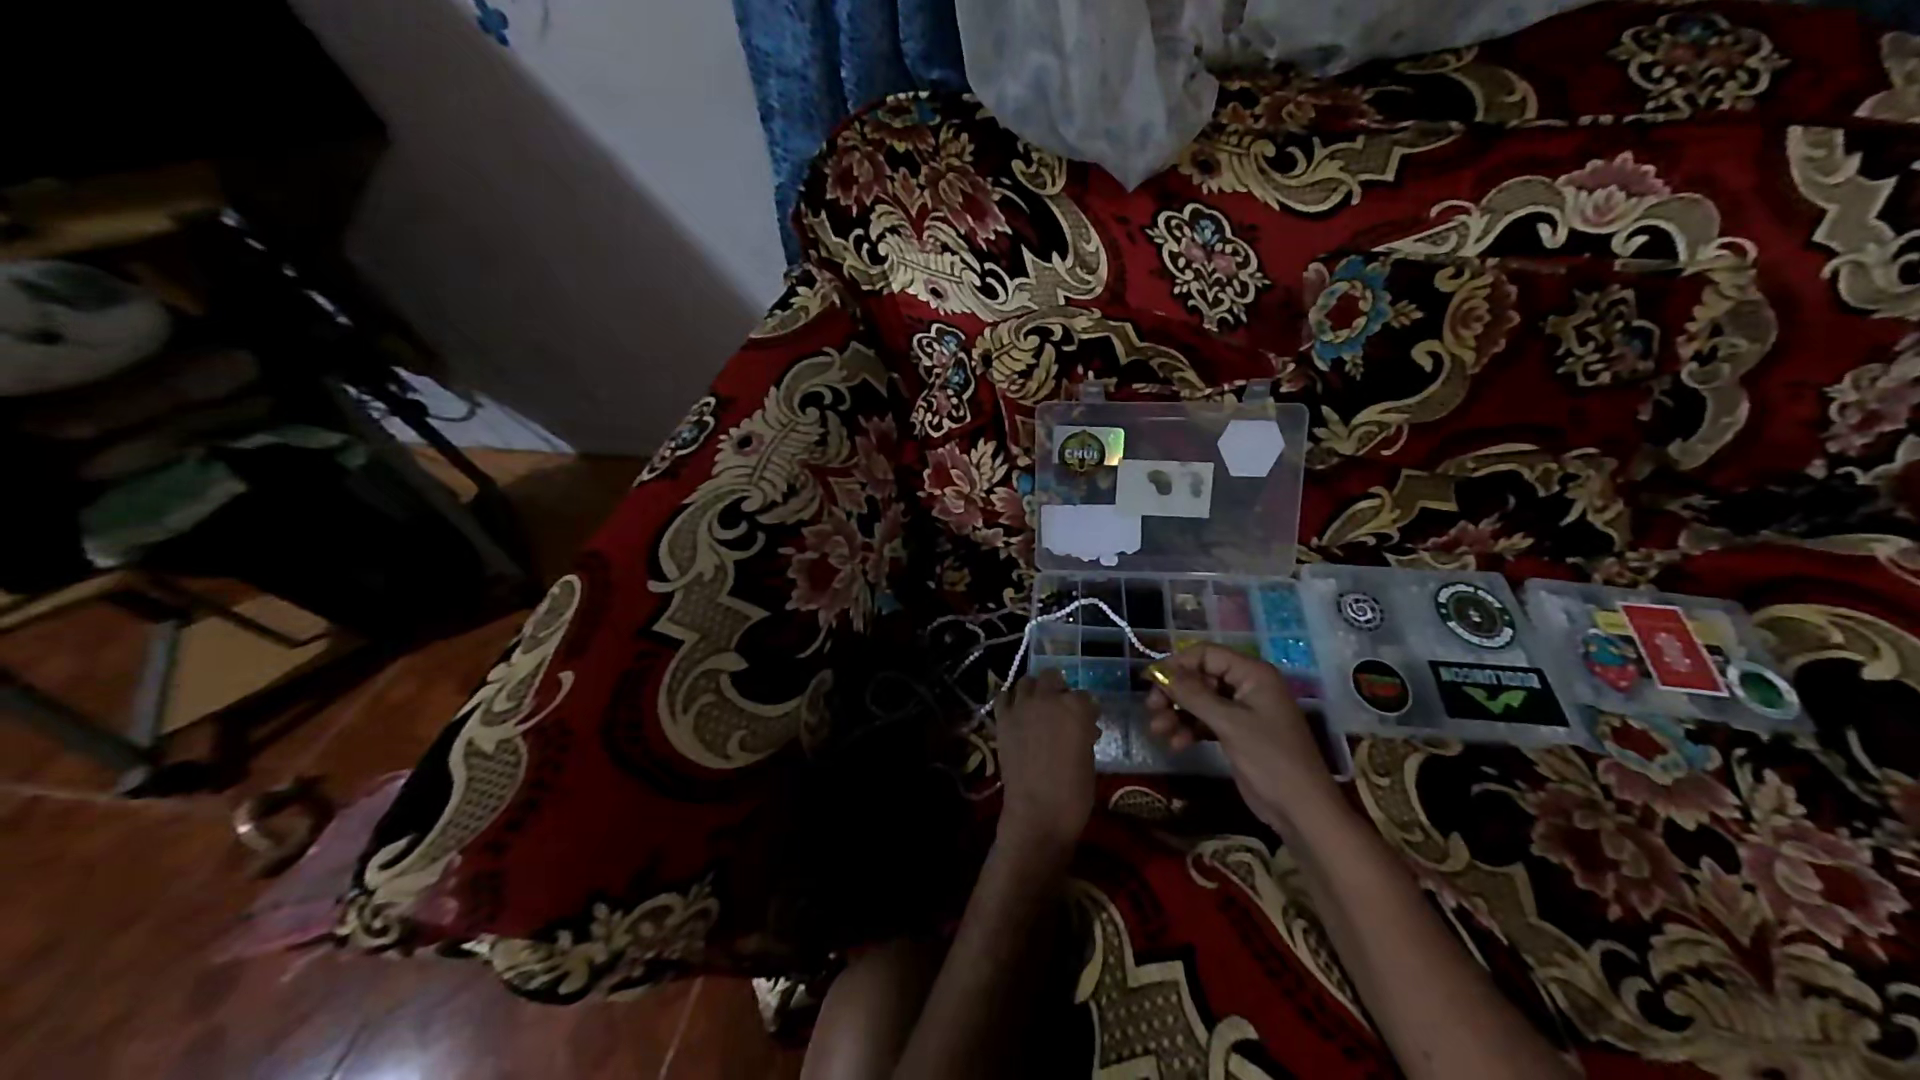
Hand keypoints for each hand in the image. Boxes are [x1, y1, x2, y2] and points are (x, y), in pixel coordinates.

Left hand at [993, 669, 1098, 857]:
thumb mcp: (1089, 760)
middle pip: (1053, 677)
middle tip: (1063, 707)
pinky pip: (1003, 697)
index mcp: (1076, 707)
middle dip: (1060, 689)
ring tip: (1039, 706)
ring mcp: (1022, 707)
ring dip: (1035, 689)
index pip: (1085, 696)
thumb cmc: (1074, 792)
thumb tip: (1083, 728)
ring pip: (1027, 681)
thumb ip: (1084, 735)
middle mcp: (1048, 699)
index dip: (1087, 709)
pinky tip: (1018, 711)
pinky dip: (1011, 700)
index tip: (1088, 721)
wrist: (1038, 812)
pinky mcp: (1002, 719)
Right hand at [1145, 645, 1340, 827]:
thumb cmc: (1270, 758)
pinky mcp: (1237, 733)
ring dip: (1177, 713)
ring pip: (1200, 701)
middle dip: (1174, 692)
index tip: (1150, 681)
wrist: (1301, 809)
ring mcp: (1243, 710)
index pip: (1207, 654)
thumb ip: (1193, 695)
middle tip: (1151, 709)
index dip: (1177, 664)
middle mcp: (1247, 686)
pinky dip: (1189, 729)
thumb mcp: (1229, 723)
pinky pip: (1206, 721)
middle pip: (1200, 677)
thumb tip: (1161, 672)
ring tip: (1158, 730)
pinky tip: (1176, 744)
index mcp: (1253, 674)